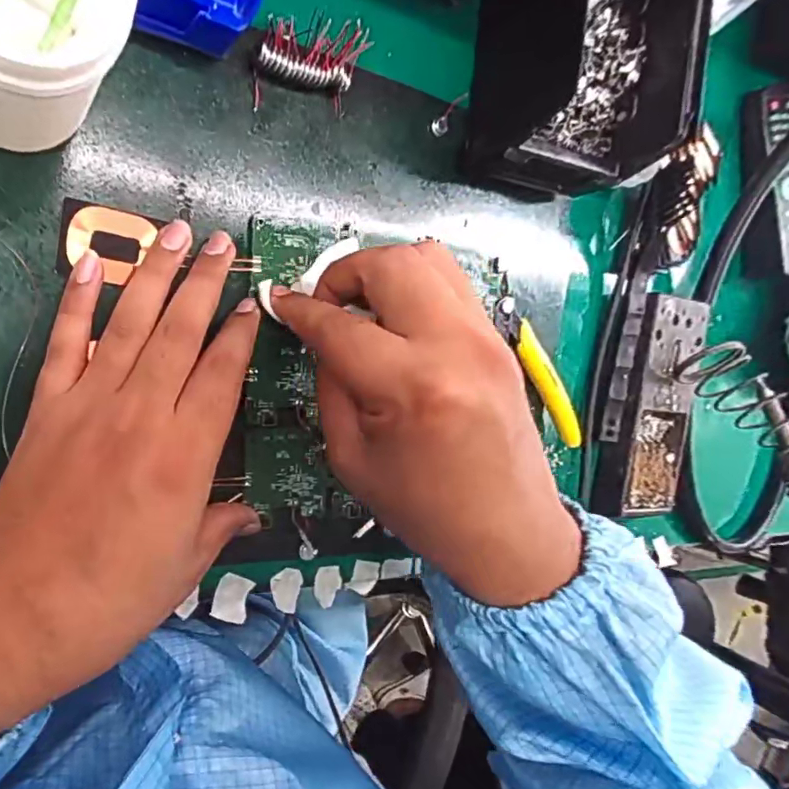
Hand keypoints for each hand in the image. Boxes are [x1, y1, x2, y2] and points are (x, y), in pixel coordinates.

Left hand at [0, 221, 262, 734]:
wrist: (19, 614)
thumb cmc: (111, 603)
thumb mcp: (181, 571)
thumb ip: (216, 526)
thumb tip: (247, 508)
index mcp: (184, 458)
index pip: (223, 373)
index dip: (241, 332)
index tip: (254, 301)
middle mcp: (139, 416)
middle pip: (180, 333)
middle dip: (205, 282)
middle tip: (223, 242)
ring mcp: (86, 406)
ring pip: (129, 324)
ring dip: (153, 273)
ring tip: (176, 232)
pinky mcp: (44, 410)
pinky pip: (64, 344)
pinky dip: (76, 301)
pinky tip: (90, 263)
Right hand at [271, 241, 579, 606]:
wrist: (507, 531)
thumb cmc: (422, 506)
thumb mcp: (349, 453)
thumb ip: (330, 383)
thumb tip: (320, 335)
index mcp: (411, 386)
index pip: (340, 323)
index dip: (300, 309)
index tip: (280, 304)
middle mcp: (456, 348)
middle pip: (392, 264)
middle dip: (343, 273)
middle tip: (325, 305)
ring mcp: (487, 338)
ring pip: (429, 258)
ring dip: (382, 272)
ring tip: (360, 308)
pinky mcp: (499, 341)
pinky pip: (450, 284)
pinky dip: (412, 287)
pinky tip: (393, 323)